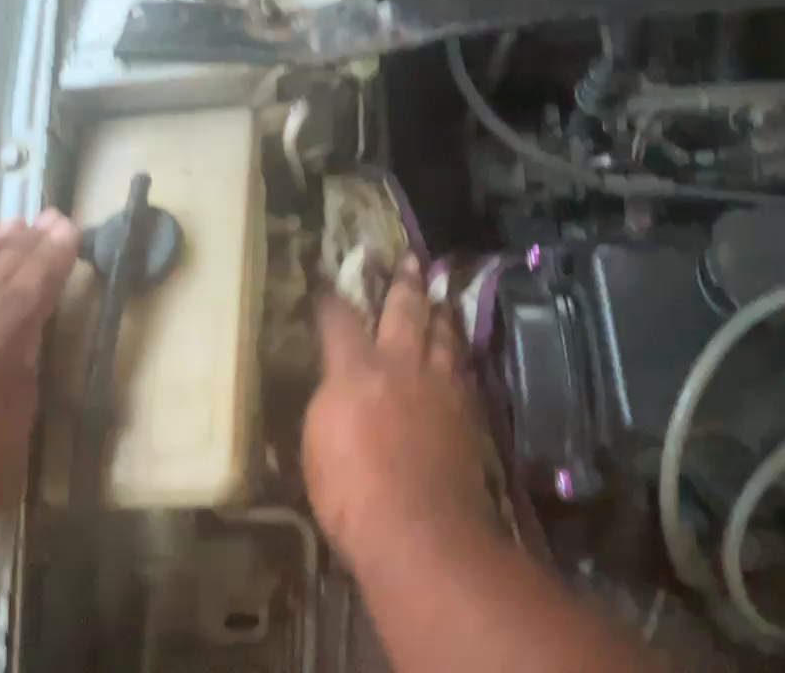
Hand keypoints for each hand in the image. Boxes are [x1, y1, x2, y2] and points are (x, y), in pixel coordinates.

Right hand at [302, 257, 496, 566]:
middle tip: (409, 258)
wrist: (419, 526)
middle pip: (404, 311)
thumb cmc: (352, 494)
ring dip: (441, 310)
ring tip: (442, 294)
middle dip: (404, 283)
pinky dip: (459, 351)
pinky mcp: (466, 408)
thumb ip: (330, 401)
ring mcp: (439, 384)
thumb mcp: (317, 443)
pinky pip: (463, 367)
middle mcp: (400, 364)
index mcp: (356, 371)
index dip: (332, 298)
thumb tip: (338, 382)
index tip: (328, 281)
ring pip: (443, 333)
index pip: (340, 320)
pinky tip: (459, 349)